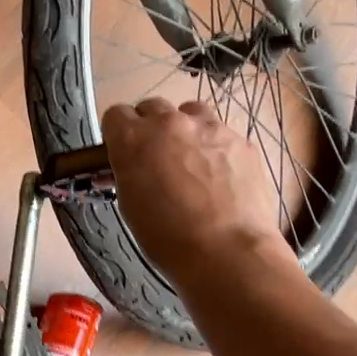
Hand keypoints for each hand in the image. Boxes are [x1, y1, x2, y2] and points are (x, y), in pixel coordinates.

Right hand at [102, 98, 293, 288]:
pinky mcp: (241, 140)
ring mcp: (211, 128)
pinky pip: (219, 132)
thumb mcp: (129, 202)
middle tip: (151, 156)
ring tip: (187, 159)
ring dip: (182, 128)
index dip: (116, 132)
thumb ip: (128, 171)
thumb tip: (132, 164)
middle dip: (148, 126)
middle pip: (152, 106)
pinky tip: (216, 175)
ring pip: (190, 111)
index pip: (115, 114)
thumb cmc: (164, 235)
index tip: (119, 151)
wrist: (225, 249)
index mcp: (134, 139)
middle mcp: (171, 123)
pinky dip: (212, 146)